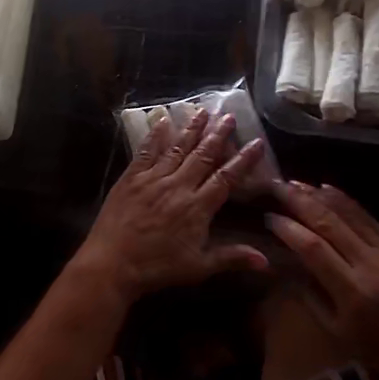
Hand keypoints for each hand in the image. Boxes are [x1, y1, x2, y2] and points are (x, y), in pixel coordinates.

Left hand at [75, 109, 270, 300]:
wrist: (112, 264)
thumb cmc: (157, 268)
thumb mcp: (199, 267)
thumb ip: (232, 258)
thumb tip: (266, 261)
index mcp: (197, 207)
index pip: (226, 178)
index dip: (243, 160)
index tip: (257, 142)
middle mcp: (178, 186)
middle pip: (203, 155)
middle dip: (218, 135)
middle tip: (229, 116)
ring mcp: (153, 179)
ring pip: (177, 148)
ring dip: (192, 129)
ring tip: (203, 111)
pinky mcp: (131, 178)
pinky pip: (147, 151)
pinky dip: (156, 135)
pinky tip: (163, 120)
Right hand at [264, 182, 378, 379]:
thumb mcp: (338, 333)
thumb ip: (311, 297)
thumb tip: (289, 267)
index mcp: (351, 292)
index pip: (313, 248)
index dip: (289, 229)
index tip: (269, 217)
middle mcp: (369, 265)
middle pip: (329, 223)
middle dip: (300, 201)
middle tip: (277, 186)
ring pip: (350, 214)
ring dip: (320, 195)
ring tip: (297, 183)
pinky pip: (369, 218)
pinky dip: (347, 201)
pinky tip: (329, 189)